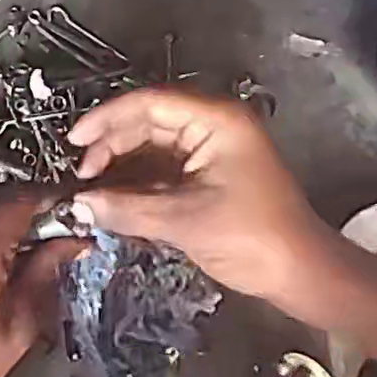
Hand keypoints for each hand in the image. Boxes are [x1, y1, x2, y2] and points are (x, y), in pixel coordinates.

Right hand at [68, 86, 326, 301]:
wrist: (300, 273)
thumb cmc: (254, 238)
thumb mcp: (185, 221)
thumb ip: (127, 209)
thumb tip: (79, 205)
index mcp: (216, 121)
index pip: (149, 103)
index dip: (107, 118)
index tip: (76, 139)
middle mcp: (211, 126)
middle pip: (147, 121)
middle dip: (111, 145)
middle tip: (83, 173)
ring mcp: (208, 149)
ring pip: (150, 145)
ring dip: (121, 164)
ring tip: (92, 188)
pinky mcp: (205, 172)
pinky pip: (160, 167)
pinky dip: (135, 180)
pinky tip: (113, 197)